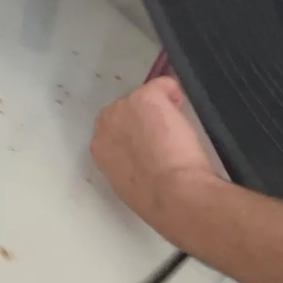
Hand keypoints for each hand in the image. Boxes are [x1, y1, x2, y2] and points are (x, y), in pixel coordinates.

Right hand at [90, 78, 223, 239]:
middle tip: (166, 139)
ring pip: (146, 98)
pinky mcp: (146, 98)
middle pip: (129, 109)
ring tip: (176, 134)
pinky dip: (174, 93)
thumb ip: (130, 165)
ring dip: (162, 109)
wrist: (172, 194)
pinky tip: (181, 110)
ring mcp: (125, 108)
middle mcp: (106, 124)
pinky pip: (164, 84)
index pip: (117, 129)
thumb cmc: (157, 198)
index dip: (138, 134)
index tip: (151, 144)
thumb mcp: (131, 185)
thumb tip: (145, 159)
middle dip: (147, 120)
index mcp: (100, 149)